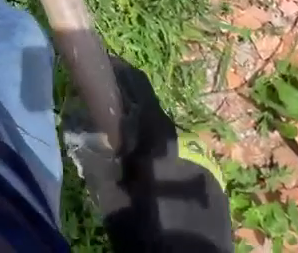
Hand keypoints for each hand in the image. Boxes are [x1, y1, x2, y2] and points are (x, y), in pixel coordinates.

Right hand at [66, 54, 232, 252]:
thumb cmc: (151, 238)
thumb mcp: (113, 206)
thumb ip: (98, 167)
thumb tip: (82, 138)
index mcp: (160, 140)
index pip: (140, 88)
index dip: (120, 71)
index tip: (103, 63)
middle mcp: (186, 143)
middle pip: (152, 116)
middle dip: (129, 116)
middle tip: (105, 126)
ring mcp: (205, 164)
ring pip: (168, 141)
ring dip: (148, 143)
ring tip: (128, 162)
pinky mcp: (215, 185)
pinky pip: (183, 161)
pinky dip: (164, 163)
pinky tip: (152, 185)